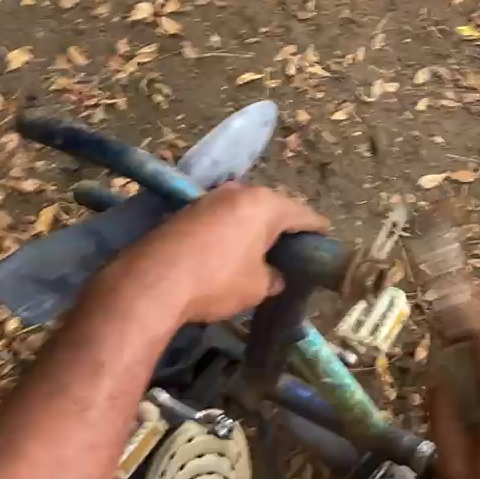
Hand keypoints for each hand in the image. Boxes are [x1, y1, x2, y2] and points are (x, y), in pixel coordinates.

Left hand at [101, 183, 329, 323]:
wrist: (153, 281)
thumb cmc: (218, 280)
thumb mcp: (257, 286)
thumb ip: (273, 277)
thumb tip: (274, 276)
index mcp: (265, 204)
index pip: (302, 214)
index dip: (317, 229)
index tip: (326, 238)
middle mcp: (239, 192)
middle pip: (272, 207)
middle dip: (283, 225)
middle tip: (294, 247)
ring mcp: (210, 198)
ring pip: (244, 210)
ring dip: (254, 227)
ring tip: (263, 249)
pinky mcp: (186, 210)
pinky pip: (221, 218)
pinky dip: (231, 231)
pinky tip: (231, 250)